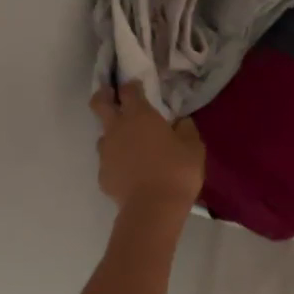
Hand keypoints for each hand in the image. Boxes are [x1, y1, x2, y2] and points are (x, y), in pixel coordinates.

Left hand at [89, 82, 205, 208]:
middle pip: (99, 104)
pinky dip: (118, 162)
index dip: (131, 86)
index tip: (137, 85)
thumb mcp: (194, 147)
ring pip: (104, 135)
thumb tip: (181, 122)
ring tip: (130, 145)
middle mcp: (117, 129)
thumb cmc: (177, 171)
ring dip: (114, 134)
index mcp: (140, 116)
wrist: (153, 207)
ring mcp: (106, 152)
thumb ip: (186, 129)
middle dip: (104, 95)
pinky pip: (109, 161)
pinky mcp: (103, 174)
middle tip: (111, 95)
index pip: (129, 90)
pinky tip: (131, 172)